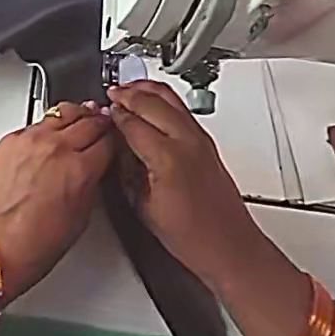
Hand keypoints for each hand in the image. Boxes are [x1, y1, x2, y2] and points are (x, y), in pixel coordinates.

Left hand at [0, 102, 114, 303]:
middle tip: (104, 124)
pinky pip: (38, 122)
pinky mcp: (12, 138)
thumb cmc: (30, 245)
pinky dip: (49, 124)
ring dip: (78, 114)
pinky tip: (52, 131)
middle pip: (90, 121)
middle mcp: (57, 148)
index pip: (109, 141)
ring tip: (83, 116)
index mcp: (80, 170)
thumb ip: (92, 184)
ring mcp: (33, 139)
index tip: (115, 141)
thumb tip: (94, 170)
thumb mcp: (80, 219)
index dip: (115, 140)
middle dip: (101, 123)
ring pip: (64, 112)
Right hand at [106, 81, 289, 298]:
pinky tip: (152, 101)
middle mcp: (186, 141)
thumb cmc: (193, 237)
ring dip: (146, 89)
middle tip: (113, 93)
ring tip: (129, 88)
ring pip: (169, 97)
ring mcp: (199, 138)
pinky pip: (181, 107)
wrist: (229, 247)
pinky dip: (162, 97)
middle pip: (150, 102)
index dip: (114, 116)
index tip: (105, 112)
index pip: (132, 124)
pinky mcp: (207, 140)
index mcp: (167, 157)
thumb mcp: (144, 207)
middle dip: (128, 94)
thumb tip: (118, 149)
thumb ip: (127, 172)